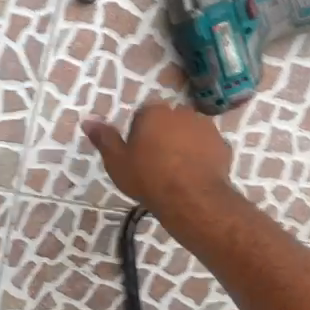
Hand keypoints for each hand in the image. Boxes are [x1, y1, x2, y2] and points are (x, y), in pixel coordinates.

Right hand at [82, 103, 234, 218]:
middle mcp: (182, 112)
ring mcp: (206, 128)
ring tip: (174, 173)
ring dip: (182, 145)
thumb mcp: (117, 162)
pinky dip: (200, 158)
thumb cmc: (148, 177)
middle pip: (168, 121)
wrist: (191, 197)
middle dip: (162, 136)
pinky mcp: (222, 145)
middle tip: (153, 164)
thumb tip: (87, 120)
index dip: (138, 133)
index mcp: (154, 113)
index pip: (143, 114)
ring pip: (189, 133)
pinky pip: (206, 148)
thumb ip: (104, 139)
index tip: (136, 154)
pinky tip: (192, 177)